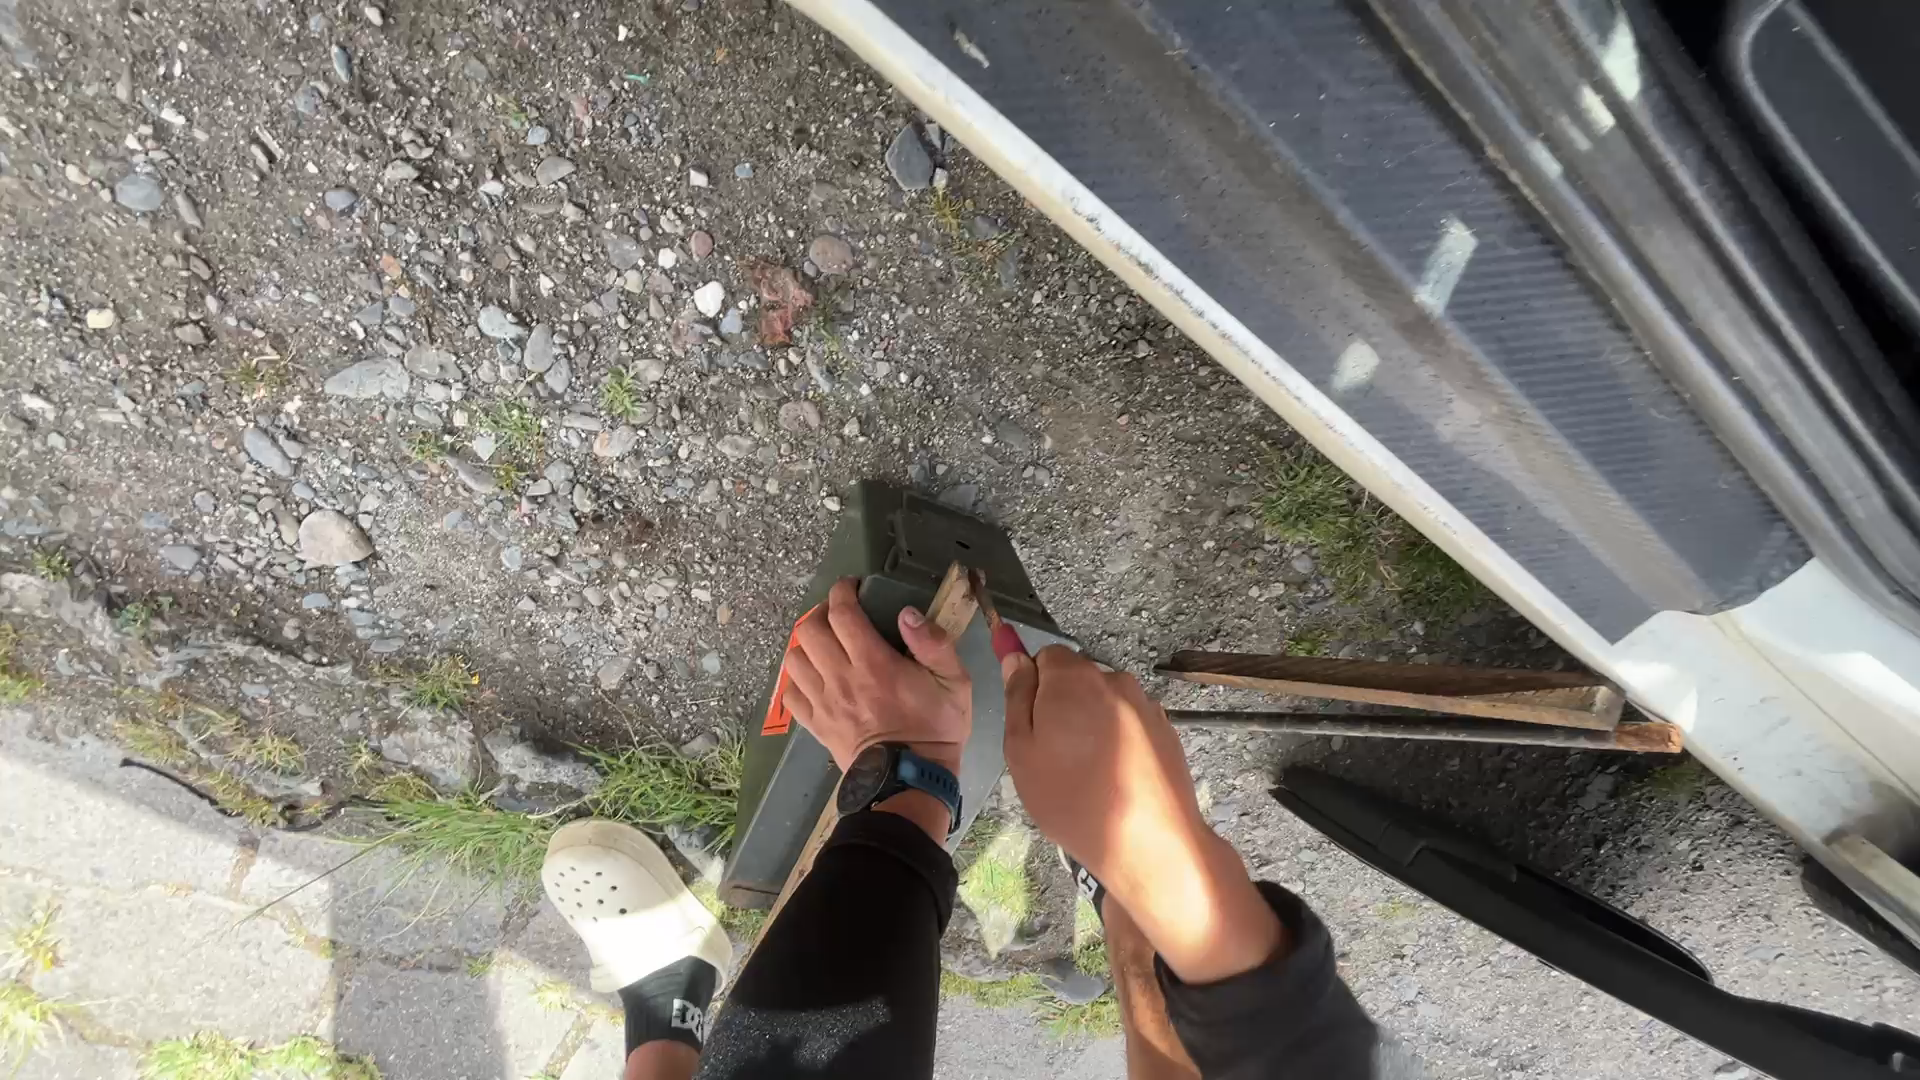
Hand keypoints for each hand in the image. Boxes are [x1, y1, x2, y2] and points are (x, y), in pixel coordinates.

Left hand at [782, 578, 971, 774]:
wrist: (911, 781)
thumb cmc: (936, 729)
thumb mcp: (954, 683)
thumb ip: (934, 644)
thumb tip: (907, 613)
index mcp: (874, 664)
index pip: (843, 613)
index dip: (842, 591)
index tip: (853, 586)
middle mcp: (841, 678)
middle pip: (809, 630)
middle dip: (822, 613)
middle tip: (841, 615)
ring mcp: (823, 703)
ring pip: (794, 658)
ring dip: (807, 644)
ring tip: (827, 645)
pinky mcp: (815, 725)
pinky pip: (790, 693)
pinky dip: (798, 679)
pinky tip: (816, 677)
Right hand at [1001, 646, 1283, 983]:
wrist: (1150, 843)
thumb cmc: (1071, 797)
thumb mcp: (1022, 750)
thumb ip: (1017, 696)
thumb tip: (1015, 656)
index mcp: (1074, 677)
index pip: (1046, 655)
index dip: (1034, 686)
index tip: (1033, 724)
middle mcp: (1114, 679)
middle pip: (1077, 678)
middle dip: (1063, 704)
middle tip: (1054, 754)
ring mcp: (1145, 704)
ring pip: (1104, 702)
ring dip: (1092, 722)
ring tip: (1088, 772)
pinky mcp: (1165, 730)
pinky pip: (1129, 723)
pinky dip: (1118, 740)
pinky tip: (1116, 778)